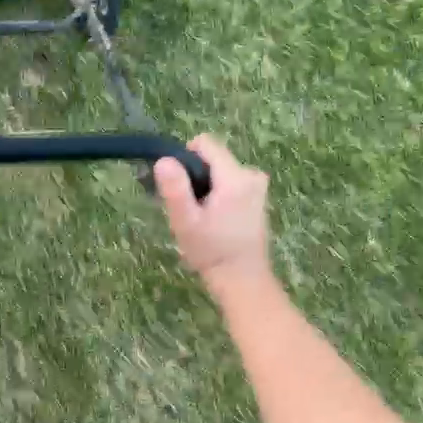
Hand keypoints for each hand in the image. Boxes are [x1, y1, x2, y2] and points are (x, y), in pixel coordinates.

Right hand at [153, 134, 271, 284]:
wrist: (241, 278)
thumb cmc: (210, 250)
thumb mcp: (185, 221)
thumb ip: (175, 188)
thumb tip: (164, 159)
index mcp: (235, 177)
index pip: (204, 144)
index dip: (185, 160)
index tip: (179, 187)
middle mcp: (252, 174)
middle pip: (212, 158)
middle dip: (195, 177)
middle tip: (188, 208)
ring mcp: (258, 186)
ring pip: (219, 171)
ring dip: (206, 188)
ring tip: (201, 216)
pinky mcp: (258, 197)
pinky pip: (230, 182)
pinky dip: (218, 195)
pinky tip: (214, 220)